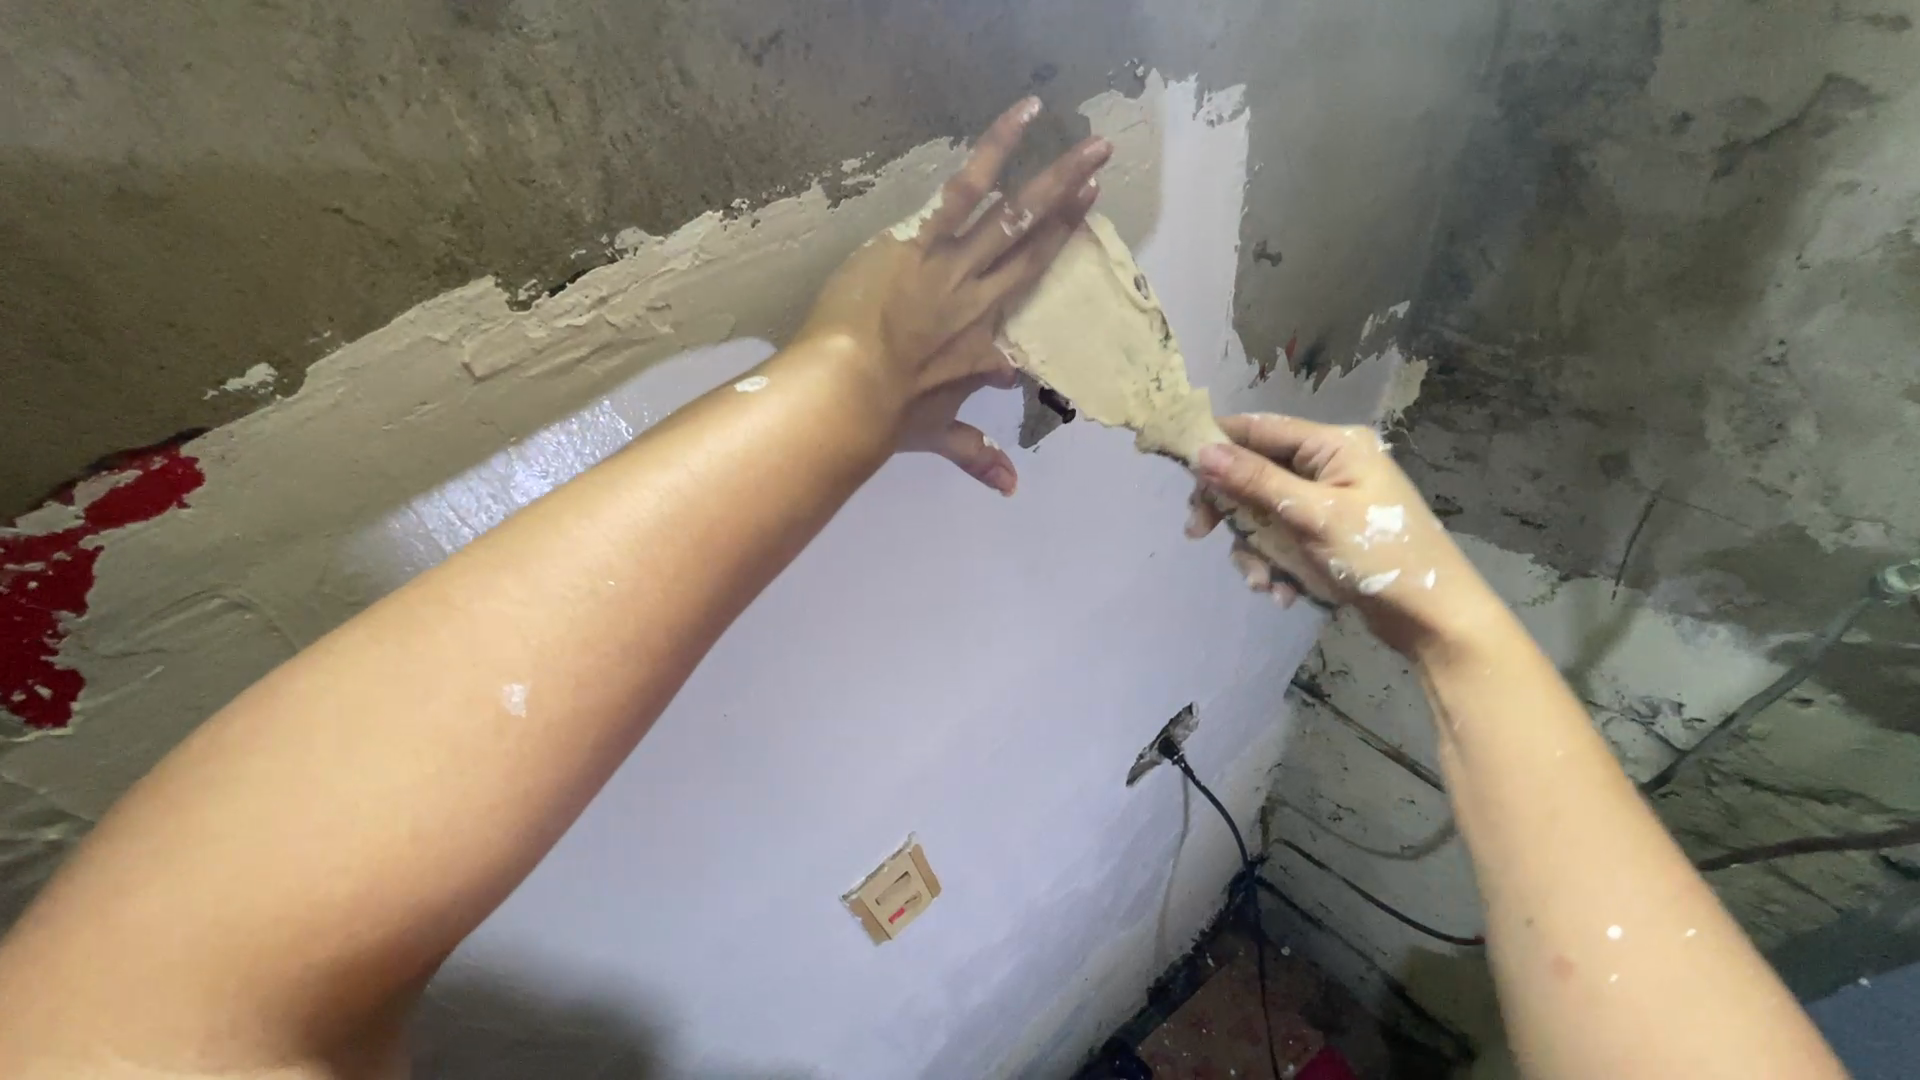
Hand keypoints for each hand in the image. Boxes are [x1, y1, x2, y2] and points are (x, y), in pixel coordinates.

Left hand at [794, 97, 1111, 492]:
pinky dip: (997, 148)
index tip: (1075, 234)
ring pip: (1014, 213)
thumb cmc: (886, 416)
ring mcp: (956, 263)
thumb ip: (975, 454)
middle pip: (1033, 245)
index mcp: (982, 337)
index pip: (1024, 292)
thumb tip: (1012, 489)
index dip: (1052, 259)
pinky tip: (1024, 112)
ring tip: (1089, 141)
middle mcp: (980, 296)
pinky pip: (967, 187)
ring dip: (1054, 176)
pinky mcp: (926, 238)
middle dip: (1068, 206)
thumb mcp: (933, 434)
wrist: (850, 393)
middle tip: (1100, 168)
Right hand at [1186, 414, 1493, 653]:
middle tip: (1198, 533)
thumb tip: (1201, 451)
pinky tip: (1283, 592)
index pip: (1258, 429)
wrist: (1434, 620)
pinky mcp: (1324, 535)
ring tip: (1262, 582)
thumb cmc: (1381, 557)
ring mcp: (1326, 502)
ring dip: (1253, 549)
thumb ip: (1255, 482)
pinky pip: (1279, 540)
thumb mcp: (1312, 516)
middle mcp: (1328, 466)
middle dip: (1228, 510)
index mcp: (1333, 446)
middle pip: (1253, 474)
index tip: (1177, 467)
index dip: (1214, 443)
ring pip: (1261, 513)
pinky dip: (1273, 565)